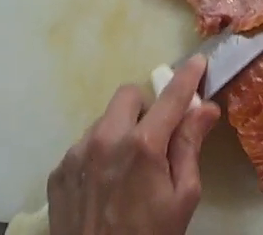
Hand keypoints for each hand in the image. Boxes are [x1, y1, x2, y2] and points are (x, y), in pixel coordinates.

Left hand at [48, 55, 221, 234]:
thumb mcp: (182, 199)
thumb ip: (190, 147)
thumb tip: (205, 108)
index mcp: (143, 145)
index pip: (171, 96)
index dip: (187, 76)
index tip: (197, 63)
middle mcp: (107, 139)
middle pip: (129, 96)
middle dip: (145, 107)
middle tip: (154, 135)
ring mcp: (77, 154)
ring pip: (104, 120)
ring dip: (120, 131)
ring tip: (125, 168)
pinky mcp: (58, 171)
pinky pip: (83, 146)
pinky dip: (98, 154)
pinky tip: (104, 184)